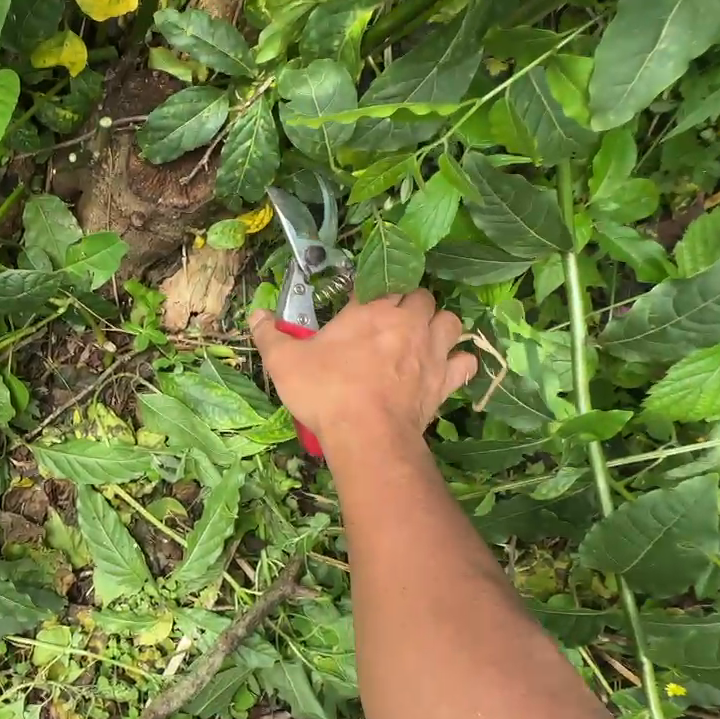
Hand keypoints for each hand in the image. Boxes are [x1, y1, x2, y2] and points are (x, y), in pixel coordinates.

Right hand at [250, 290, 477, 450]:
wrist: (366, 434)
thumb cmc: (324, 390)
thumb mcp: (283, 361)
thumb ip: (269, 335)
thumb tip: (255, 314)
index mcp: (369, 311)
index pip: (379, 284)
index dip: (370, 292)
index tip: (357, 305)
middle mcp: (407, 323)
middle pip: (421, 296)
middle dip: (407, 303)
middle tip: (387, 320)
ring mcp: (432, 351)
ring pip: (449, 321)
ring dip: (437, 324)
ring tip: (420, 336)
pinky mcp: (445, 380)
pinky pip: (464, 361)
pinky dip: (457, 361)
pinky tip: (442, 367)